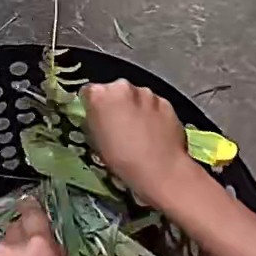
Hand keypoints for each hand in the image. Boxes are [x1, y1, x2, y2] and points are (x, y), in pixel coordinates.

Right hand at [82, 80, 200, 205]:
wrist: (160, 169)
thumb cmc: (120, 158)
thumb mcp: (94, 140)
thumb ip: (94, 120)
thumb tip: (98, 116)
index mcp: (99, 94)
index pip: (88, 92)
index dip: (91, 105)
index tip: (96, 117)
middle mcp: (122, 86)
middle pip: (114, 91)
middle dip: (115, 104)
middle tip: (118, 124)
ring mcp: (147, 93)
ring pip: (136, 97)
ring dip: (134, 108)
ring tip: (139, 130)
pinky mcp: (166, 102)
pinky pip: (154, 106)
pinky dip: (152, 114)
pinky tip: (155, 133)